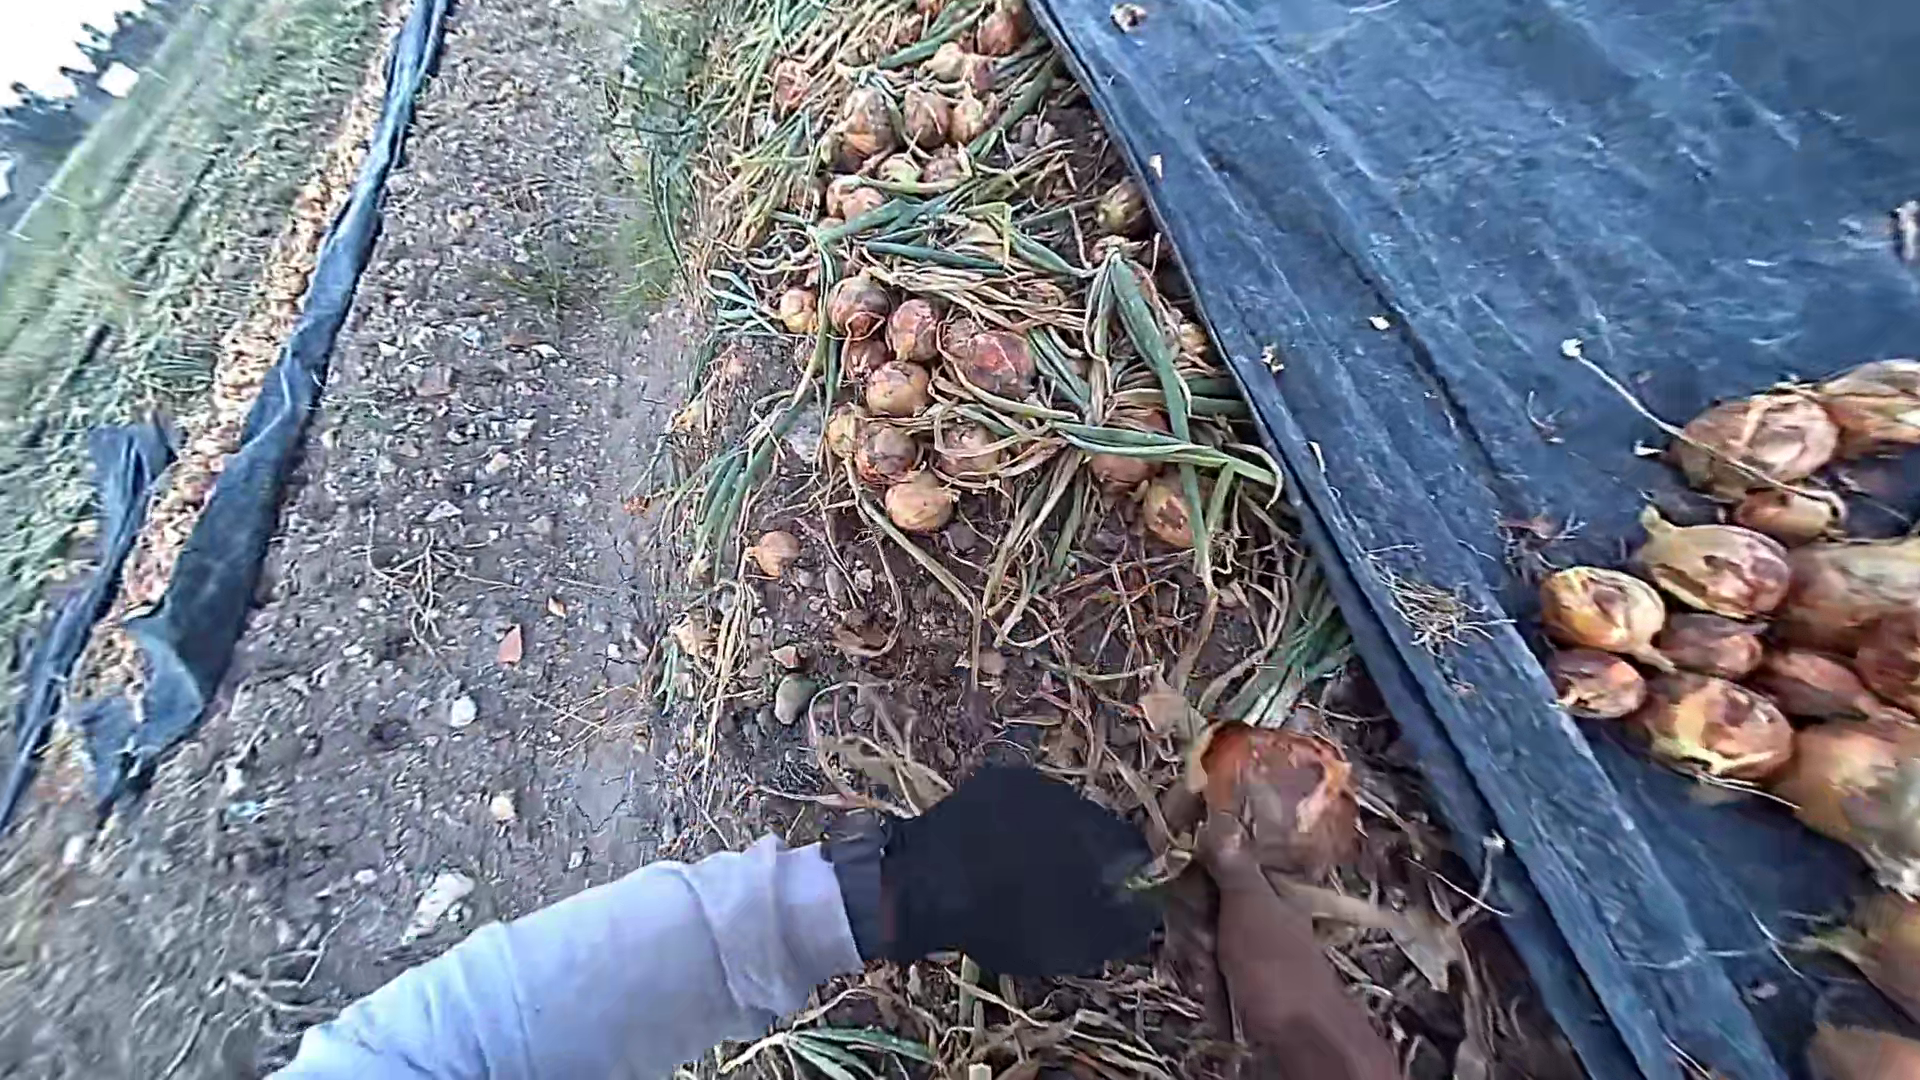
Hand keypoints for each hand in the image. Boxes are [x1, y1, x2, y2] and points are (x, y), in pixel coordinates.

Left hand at [834, 764, 1159, 975]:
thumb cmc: (1000, 919)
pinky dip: (1024, 818)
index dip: (1125, 871)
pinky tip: (1004, 844)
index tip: (1112, 891)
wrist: (923, 882)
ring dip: (1056, 831)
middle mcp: (1063, 792)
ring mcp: (1025, 779)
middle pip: (1094, 820)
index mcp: (1088, 829)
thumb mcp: (1072, 942)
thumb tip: (1148, 906)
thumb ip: (1122, 924)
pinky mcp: (995, 776)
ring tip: (1030, 863)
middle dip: (1089, 849)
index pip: (1129, 843)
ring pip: (1059, 806)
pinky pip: (1025, 797)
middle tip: (1069, 882)